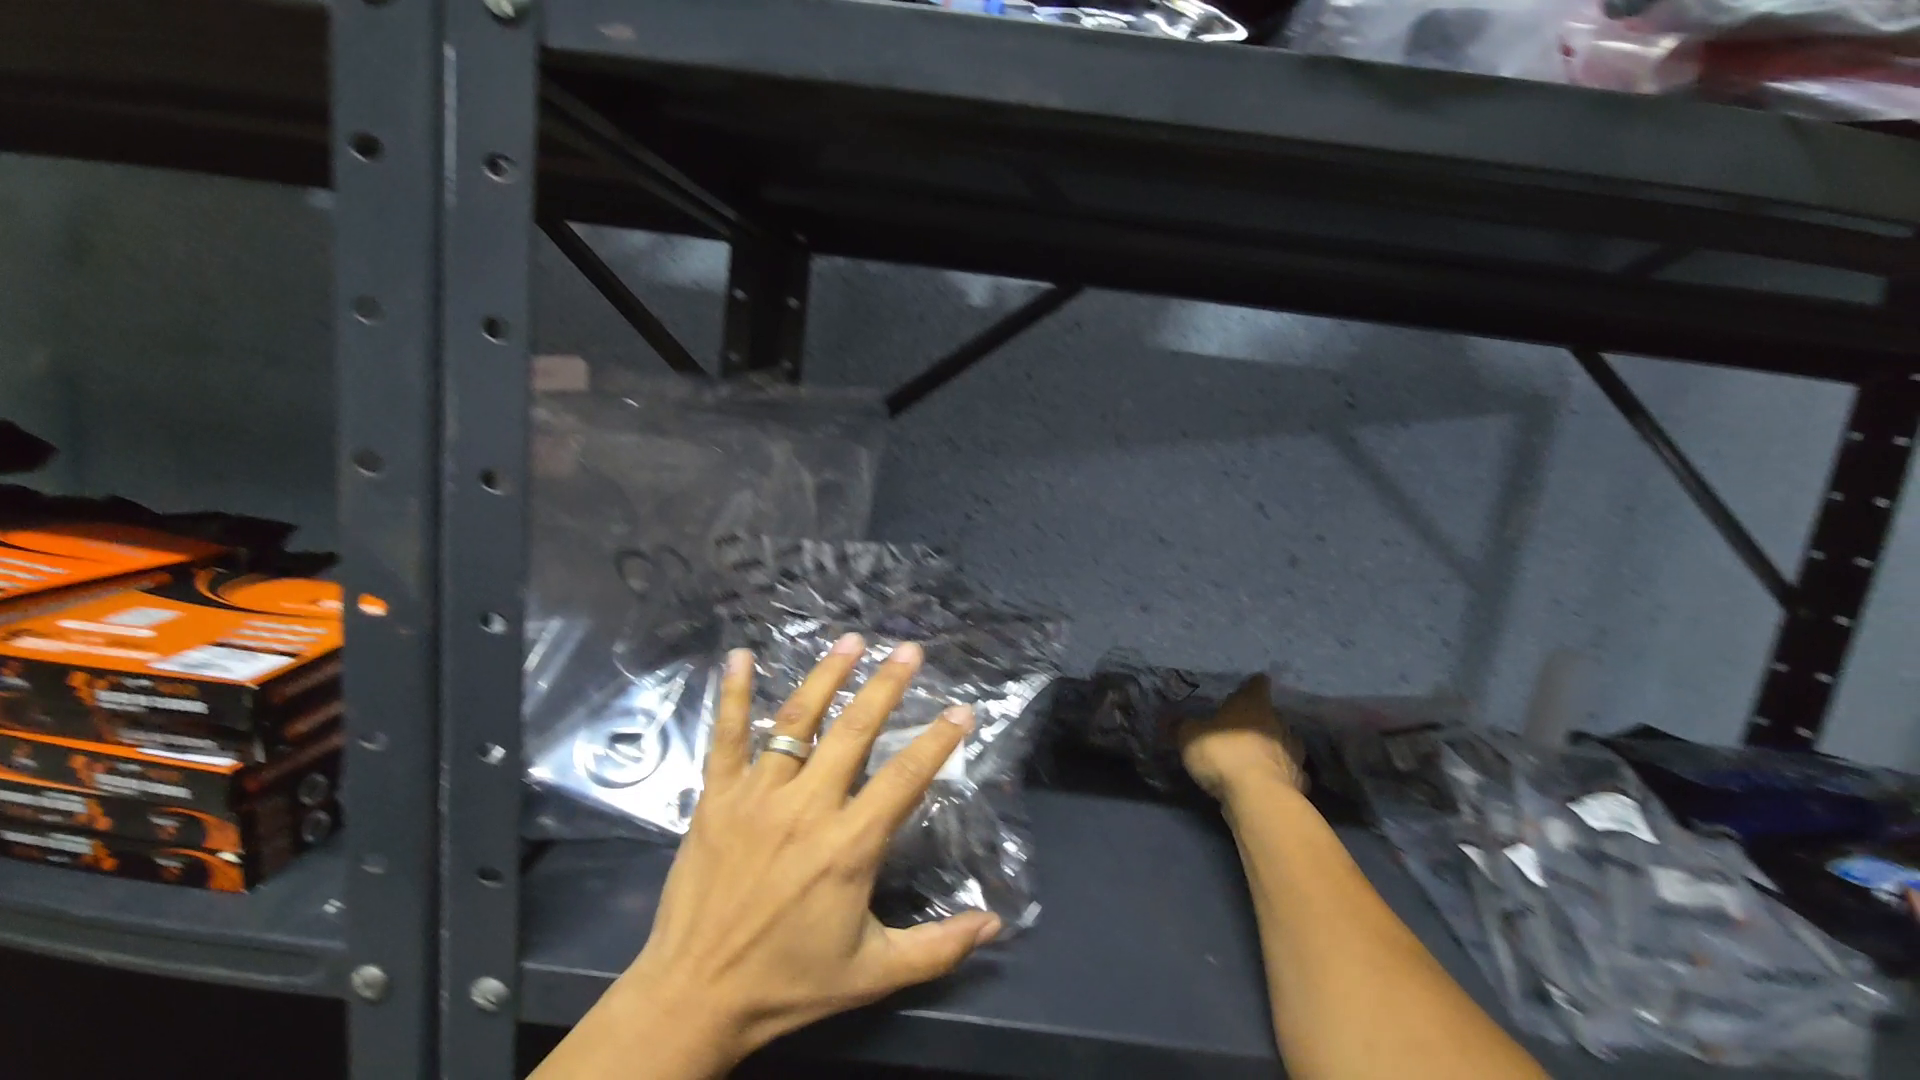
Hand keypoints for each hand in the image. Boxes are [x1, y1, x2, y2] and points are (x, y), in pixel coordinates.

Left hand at [538, 635, 999, 1079]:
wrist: (696, 996)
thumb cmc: (788, 983)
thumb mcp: (873, 973)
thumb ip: (939, 947)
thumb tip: (996, 924)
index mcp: (849, 846)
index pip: (905, 778)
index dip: (938, 741)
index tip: (963, 710)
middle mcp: (806, 808)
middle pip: (853, 732)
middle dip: (886, 686)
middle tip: (909, 650)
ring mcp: (756, 797)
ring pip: (796, 721)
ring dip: (826, 676)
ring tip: (851, 640)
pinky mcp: (716, 799)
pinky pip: (725, 737)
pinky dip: (731, 694)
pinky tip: (737, 655)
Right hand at [1179, 674, 1306, 800]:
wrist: (1258, 796)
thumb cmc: (1224, 754)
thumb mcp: (1189, 737)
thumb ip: (1181, 726)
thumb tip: (1168, 719)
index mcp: (1254, 704)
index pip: (1258, 684)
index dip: (1252, 686)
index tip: (1246, 689)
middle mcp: (1279, 722)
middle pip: (1272, 715)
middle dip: (1260, 720)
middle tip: (1243, 728)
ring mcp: (1293, 752)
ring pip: (1285, 742)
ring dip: (1274, 747)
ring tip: (1258, 756)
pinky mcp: (1298, 780)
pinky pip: (1290, 772)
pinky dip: (1282, 774)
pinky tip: (1270, 781)